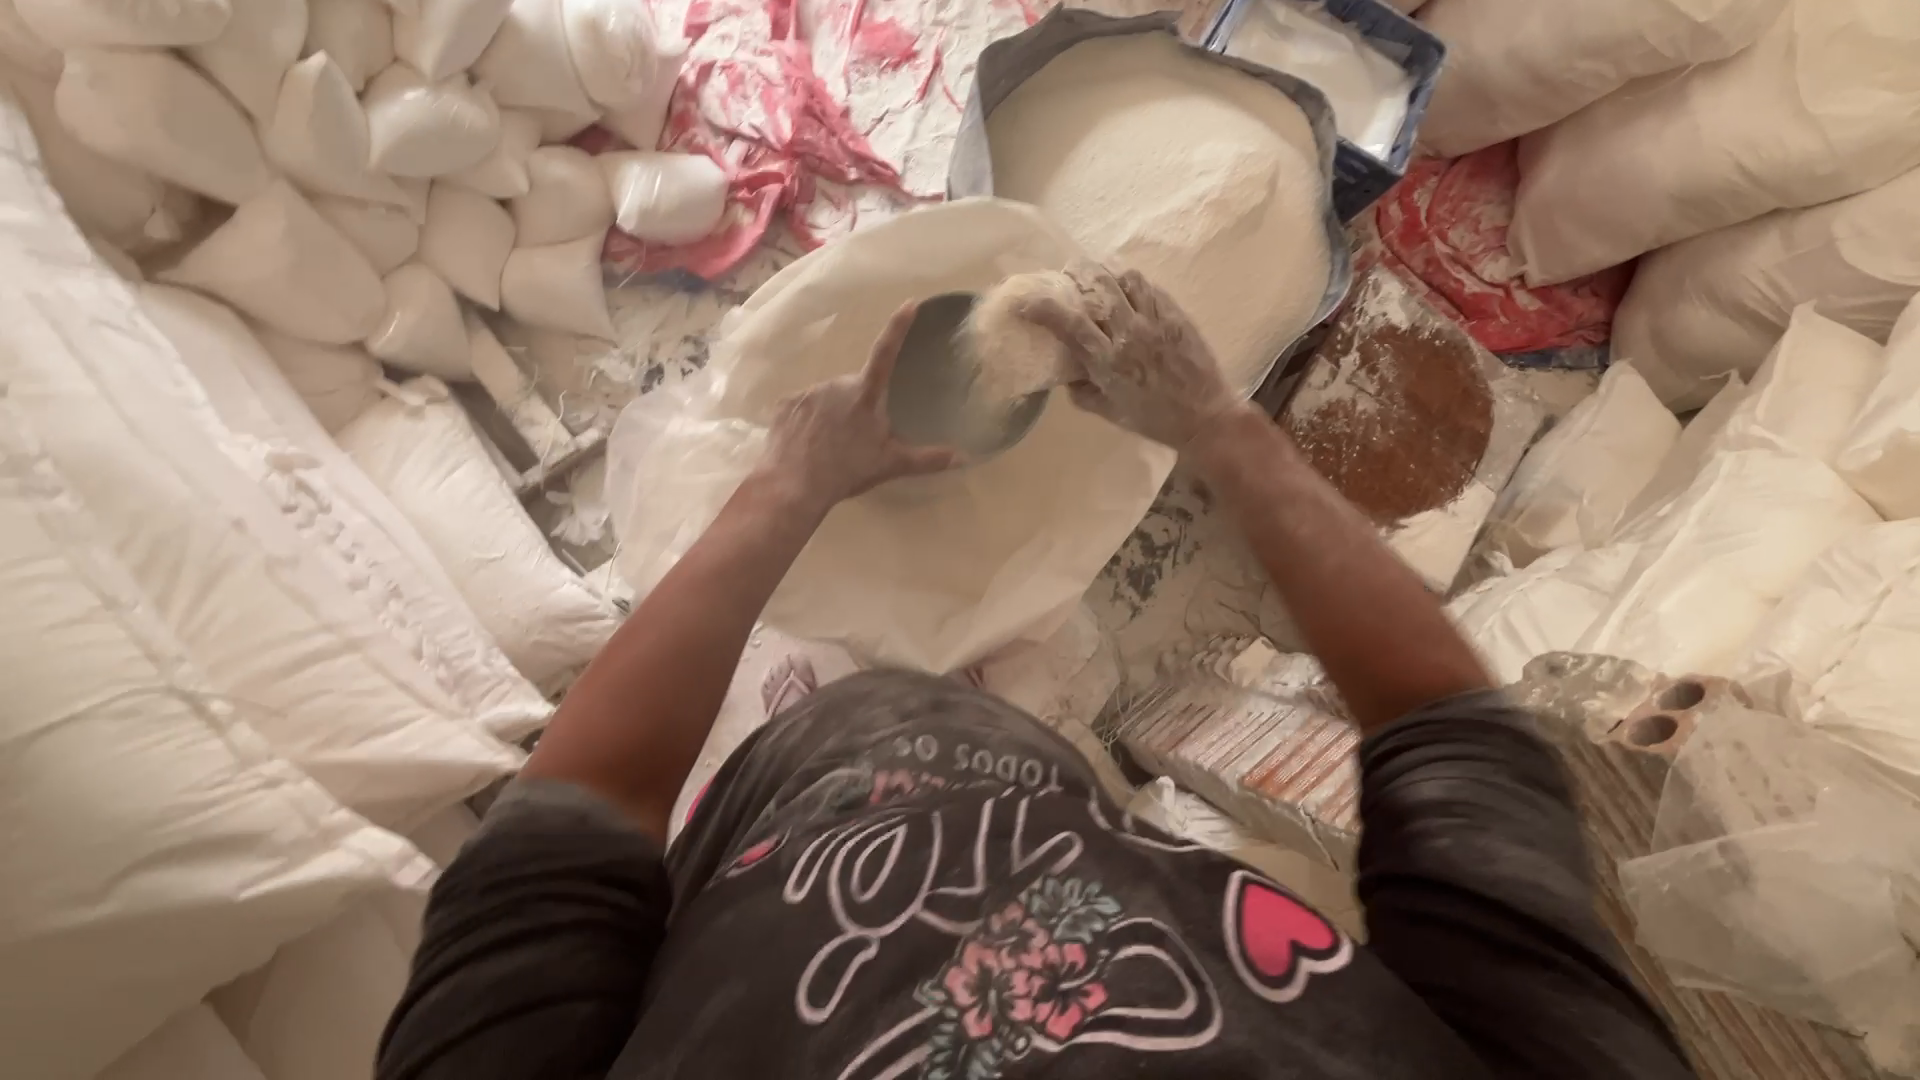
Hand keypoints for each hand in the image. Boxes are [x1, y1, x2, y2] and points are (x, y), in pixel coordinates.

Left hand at [759, 301, 960, 513]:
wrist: (794, 486)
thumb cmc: (848, 472)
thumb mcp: (891, 465)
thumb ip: (928, 459)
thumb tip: (963, 458)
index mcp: (866, 394)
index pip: (886, 353)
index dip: (899, 327)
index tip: (909, 304)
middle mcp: (836, 384)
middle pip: (855, 389)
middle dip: (858, 407)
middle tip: (858, 440)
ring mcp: (808, 392)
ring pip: (828, 398)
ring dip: (833, 414)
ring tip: (831, 446)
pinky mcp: (786, 404)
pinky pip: (803, 408)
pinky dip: (808, 422)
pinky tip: (809, 444)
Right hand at [1019, 262, 1245, 450]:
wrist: (1204, 417)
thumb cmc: (1153, 420)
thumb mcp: (1109, 412)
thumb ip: (1083, 392)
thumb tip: (1067, 375)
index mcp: (1108, 362)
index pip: (1070, 324)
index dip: (1044, 308)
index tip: (1026, 302)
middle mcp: (1129, 334)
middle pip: (1097, 287)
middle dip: (1077, 273)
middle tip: (1068, 274)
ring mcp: (1155, 321)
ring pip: (1125, 278)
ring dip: (1106, 274)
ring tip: (1099, 279)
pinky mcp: (1176, 315)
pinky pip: (1150, 287)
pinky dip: (1132, 283)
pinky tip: (1128, 291)